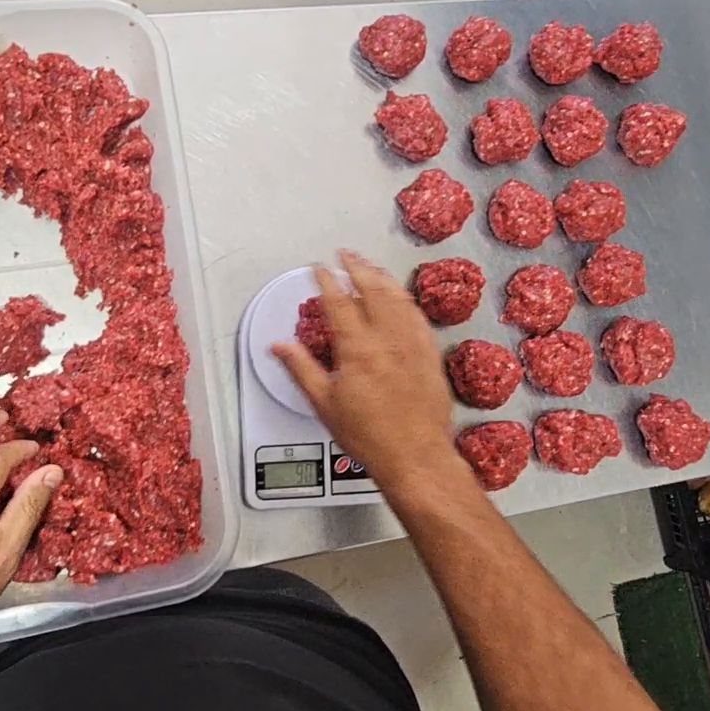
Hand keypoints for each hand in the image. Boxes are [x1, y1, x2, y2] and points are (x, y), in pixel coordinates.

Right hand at [273, 251, 471, 495]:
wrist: (415, 456)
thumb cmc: (368, 435)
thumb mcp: (324, 403)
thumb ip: (300, 368)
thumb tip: (279, 347)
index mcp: (357, 348)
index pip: (338, 302)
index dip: (326, 281)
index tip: (318, 269)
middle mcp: (387, 339)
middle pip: (371, 289)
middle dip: (356, 267)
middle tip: (346, 254)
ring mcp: (412, 344)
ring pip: (397, 298)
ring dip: (381, 277)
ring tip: (370, 266)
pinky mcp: (430, 354)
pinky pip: (417, 316)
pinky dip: (405, 300)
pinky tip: (401, 297)